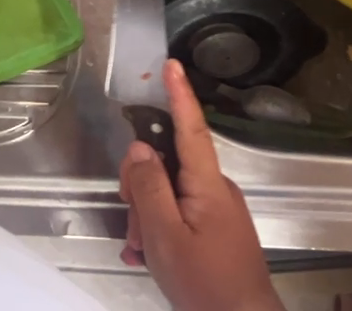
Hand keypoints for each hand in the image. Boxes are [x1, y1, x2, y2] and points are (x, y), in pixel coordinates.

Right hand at [120, 60, 282, 310]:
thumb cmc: (205, 285)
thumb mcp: (164, 236)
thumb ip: (148, 186)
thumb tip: (140, 146)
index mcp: (208, 187)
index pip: (191, 130)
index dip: (180, 96)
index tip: (172, 65)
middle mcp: (217, 190)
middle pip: (166, 162)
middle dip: (140, 184)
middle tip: (133, 221)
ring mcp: (218, 209)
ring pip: (168, 188)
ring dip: (147, 211)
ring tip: (141, 246)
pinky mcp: (216, 227)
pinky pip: (177, 208)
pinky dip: (158, 224)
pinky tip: (148, 251)